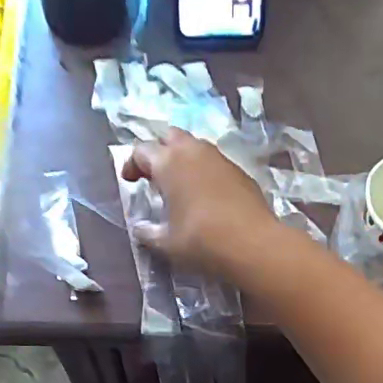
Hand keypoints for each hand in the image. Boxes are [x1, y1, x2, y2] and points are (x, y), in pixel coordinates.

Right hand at [123, 130, 281, 275]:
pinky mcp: (240, 171)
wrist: (253, 244)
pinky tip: (206, 195)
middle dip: (159, 152)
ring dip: (184, 160)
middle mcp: (193, 151)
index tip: (129, 180)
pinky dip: (204, 172)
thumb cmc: (201, 241)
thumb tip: (140, 229)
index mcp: (169, 163)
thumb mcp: (167, 244)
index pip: (142, 151)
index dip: (132, 164)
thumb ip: (149, 233)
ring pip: (195, 147)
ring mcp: (220, 158)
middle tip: (155, 176)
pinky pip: (215, 163)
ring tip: (181, 185)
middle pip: (170, 137)